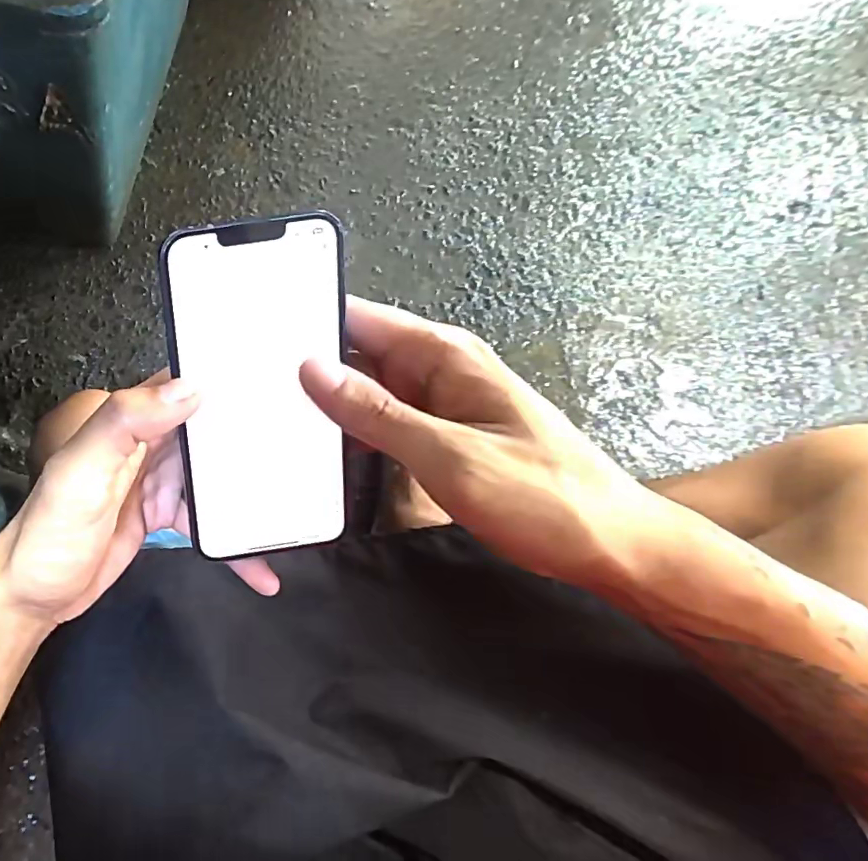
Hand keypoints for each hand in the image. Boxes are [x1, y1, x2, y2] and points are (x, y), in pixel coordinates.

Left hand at [0, 373, 274, 626]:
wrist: (33, 593)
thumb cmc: (52, 529)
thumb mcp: (82, 470)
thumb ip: (125, 423)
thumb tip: (190, 387)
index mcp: (125, 421)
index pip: (179, 385)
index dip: (222, 378)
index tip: (276, 381)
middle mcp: (143, 443)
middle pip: (206, 430)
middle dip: (249, 437)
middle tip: (306, 448)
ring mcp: (153, 481)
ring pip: (212, 476)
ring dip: (247, 492)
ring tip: (296, 510)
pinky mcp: (159, 516)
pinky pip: (204, 520)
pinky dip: (230, 543)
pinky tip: (262, 570)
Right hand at [298, 297, 680, 587]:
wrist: (612, 550)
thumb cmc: (546, 498)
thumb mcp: (449, 454)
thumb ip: (374, 412)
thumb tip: (314, 371)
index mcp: (442, 355)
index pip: (359, 318)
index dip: (309, 320)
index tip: (262, 336)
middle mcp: (433, 369)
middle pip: (353, 351)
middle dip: (308, 365)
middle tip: (256, 383)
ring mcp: (430, 400)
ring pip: (359, 387)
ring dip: (325, 401)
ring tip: (276, 413)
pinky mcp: (430, 430)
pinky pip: (374, 417)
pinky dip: (347, 429)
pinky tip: (318, 444)